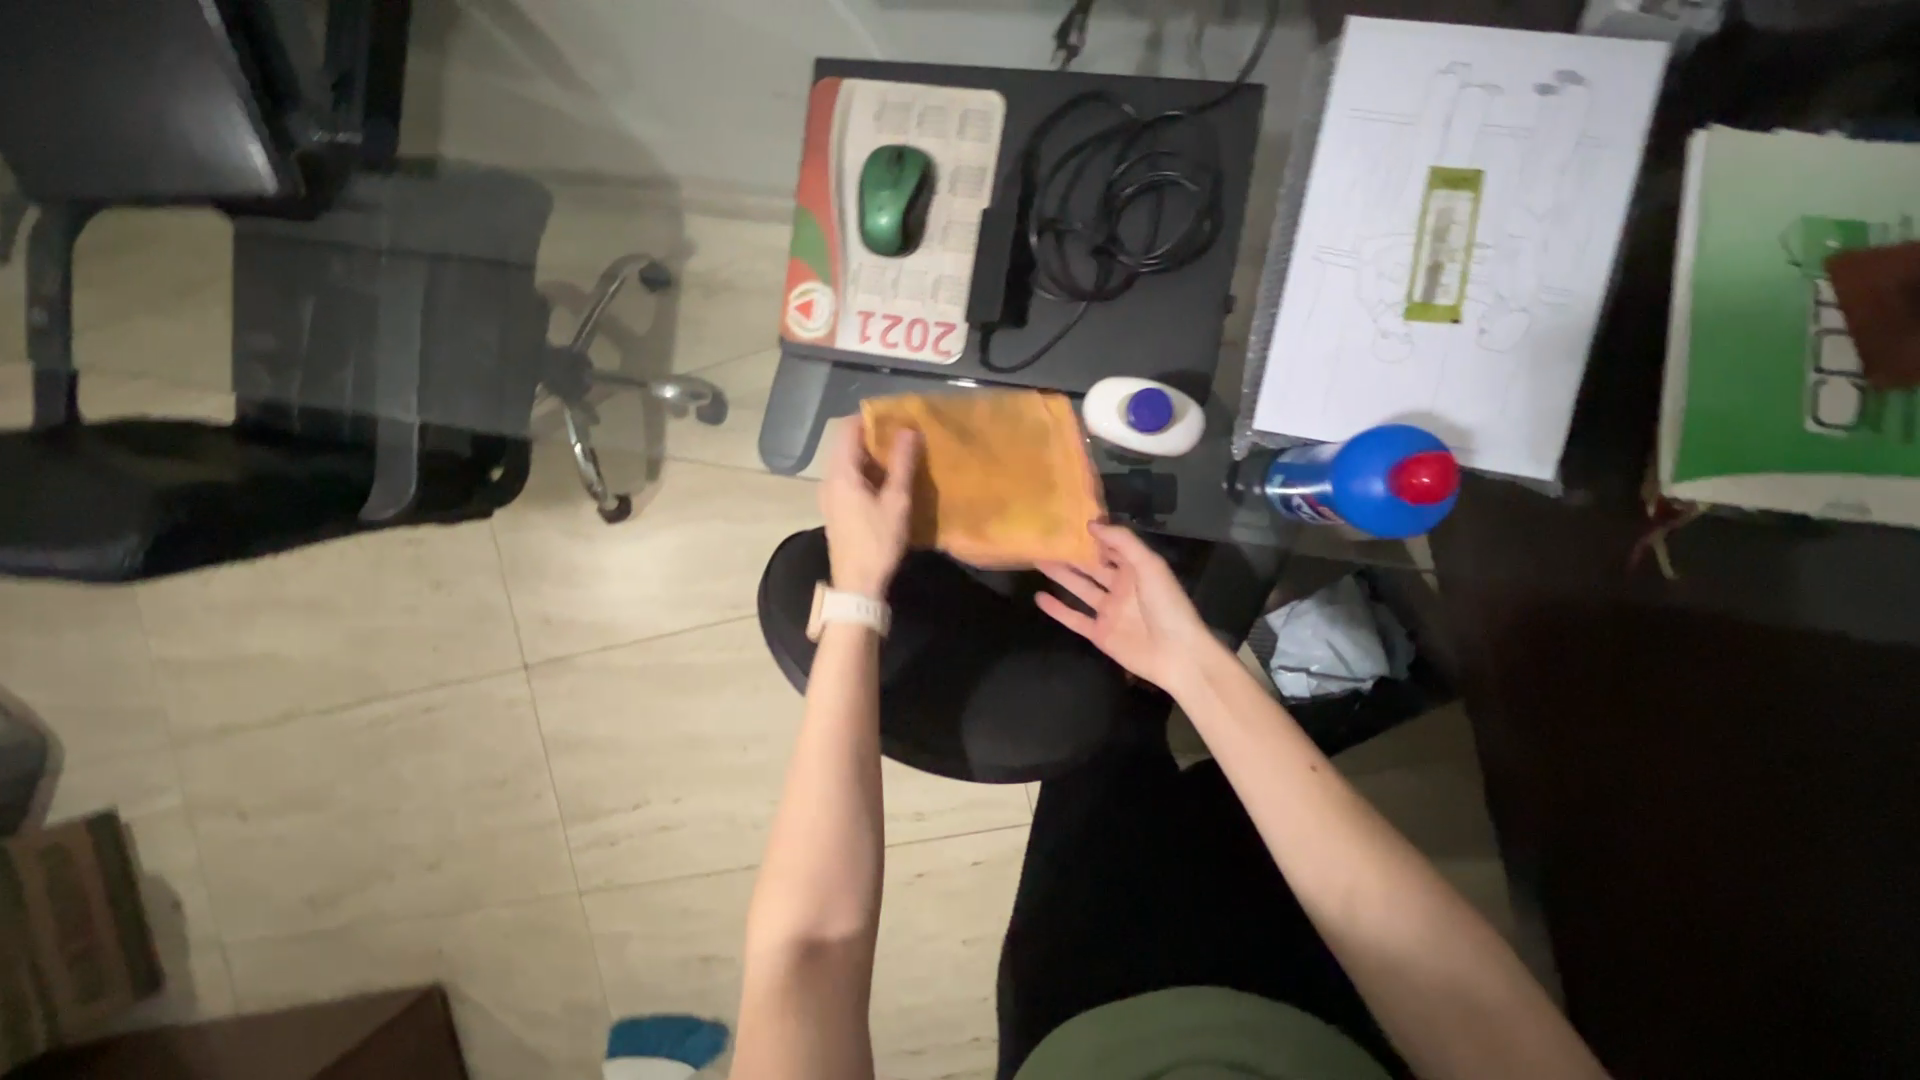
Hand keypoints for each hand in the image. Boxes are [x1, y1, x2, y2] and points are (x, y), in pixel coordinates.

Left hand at [820, 421, 917, 597]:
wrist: (857, 585)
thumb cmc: (877, 542)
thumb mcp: (896, 502)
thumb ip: (902, 464)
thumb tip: (909, 430)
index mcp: (841, 473)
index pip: (848, 428)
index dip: (871, 418)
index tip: (896, 416)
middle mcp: (829, 479)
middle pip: (848, 444)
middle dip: (875, 436)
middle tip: (904, 435)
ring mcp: (830, 495)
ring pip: (849, 462)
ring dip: (873, 456)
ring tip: (902, 455)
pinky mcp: (836, 508)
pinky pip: (850, 478)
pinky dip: (868, 472)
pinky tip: (890, 481)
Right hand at [1035, 523, 1219, 694]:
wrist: (1176, 653)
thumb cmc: (1166, 604)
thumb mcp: (1149, 565)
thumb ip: (1122, 542)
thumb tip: (1091, 524)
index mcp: (1135, 570)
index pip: (1110, 548)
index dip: (1091, 536)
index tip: (1068, 522)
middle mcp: (1120, 588)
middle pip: (1090, 567)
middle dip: (1070, 554)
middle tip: (1044, 540)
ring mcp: (1108, 612)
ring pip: (1079, 589)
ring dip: (1060, 576)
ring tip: (1036, 561)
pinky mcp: (1099, 634)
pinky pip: (1074, 619)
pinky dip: (1057, 610)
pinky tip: (1039, 597)